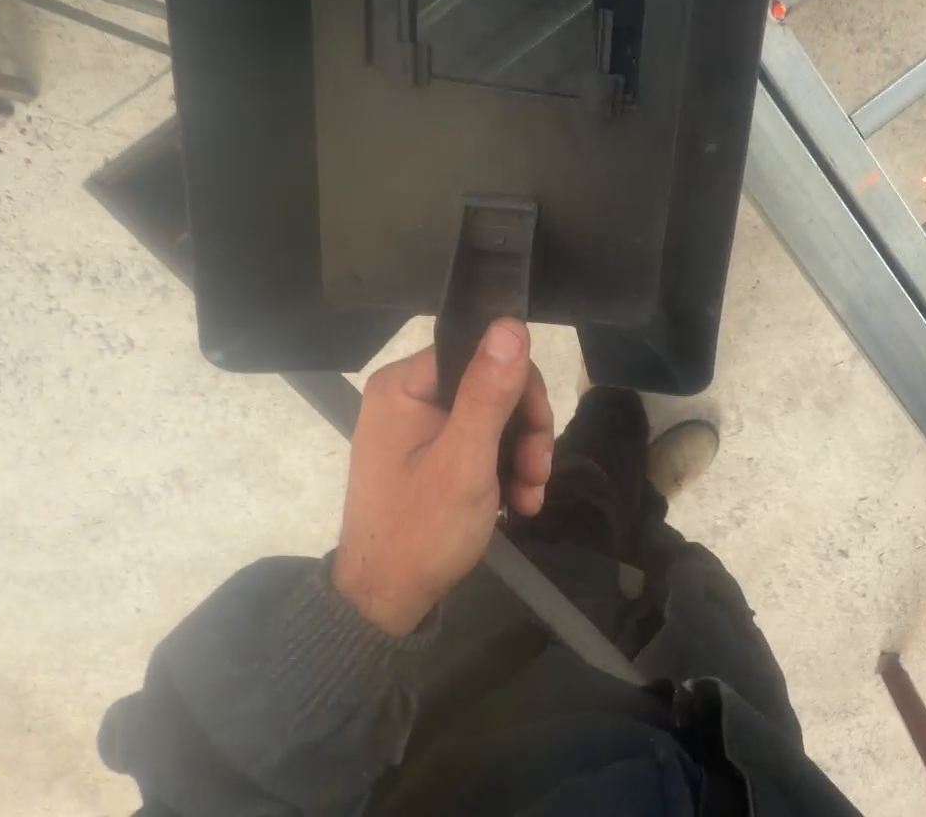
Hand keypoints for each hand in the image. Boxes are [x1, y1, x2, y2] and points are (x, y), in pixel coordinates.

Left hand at [331, 320, 554, 635]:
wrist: (387, 602)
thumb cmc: (422, 530)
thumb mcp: (465, 460)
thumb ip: (489, 391)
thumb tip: (511, 324)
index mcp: (405, 386)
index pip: (482, 353)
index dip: (520, 388)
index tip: (538, 432)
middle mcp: (410, 397)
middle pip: (495, 386)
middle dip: (527, 430)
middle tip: (537, 472)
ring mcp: (420, 428)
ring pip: (498, 417)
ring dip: (524, 456)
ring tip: (529, 496)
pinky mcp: (432, 454)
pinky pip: (484, 443)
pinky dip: (508, 471)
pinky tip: (519, 503)